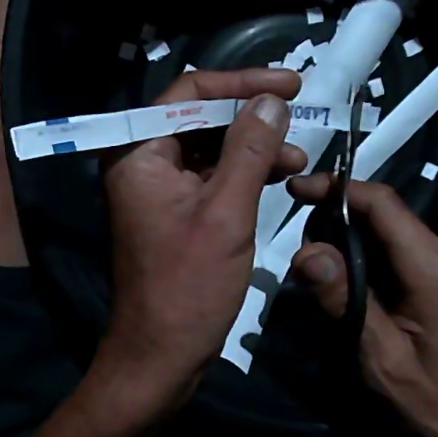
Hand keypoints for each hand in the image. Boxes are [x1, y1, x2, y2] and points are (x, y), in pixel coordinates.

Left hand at [97, 69, 305, 423]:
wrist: (159, 354)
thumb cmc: (188, 286)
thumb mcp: (226, 212)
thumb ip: (248, 150)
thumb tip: (270, 101)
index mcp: (138, 153)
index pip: (189, 93)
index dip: (241, 82)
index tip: (291, 84)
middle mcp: (140, 163)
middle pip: (198, 118)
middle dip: (250, 117)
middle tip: (300, 118)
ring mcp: (155, 189)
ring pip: (207, 149)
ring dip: (252, 147)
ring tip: (297, 158)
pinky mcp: (171, 213)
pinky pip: (208, 178)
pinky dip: (242, 174)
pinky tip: (278, 177)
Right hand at [287, 176, 437, 436]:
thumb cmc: (434, 403)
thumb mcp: (380, 356)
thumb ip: (344, 299)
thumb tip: (305, 251)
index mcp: (437, 270)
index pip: (384, 205)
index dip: (337, 189)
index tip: (296, 188)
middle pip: (387, 214)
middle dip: (338, 216)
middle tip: (297, 243)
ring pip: (391, 232)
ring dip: (349, 236)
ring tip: (312, 262)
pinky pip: (400, 251)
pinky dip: (366, 254)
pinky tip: (342, 276)